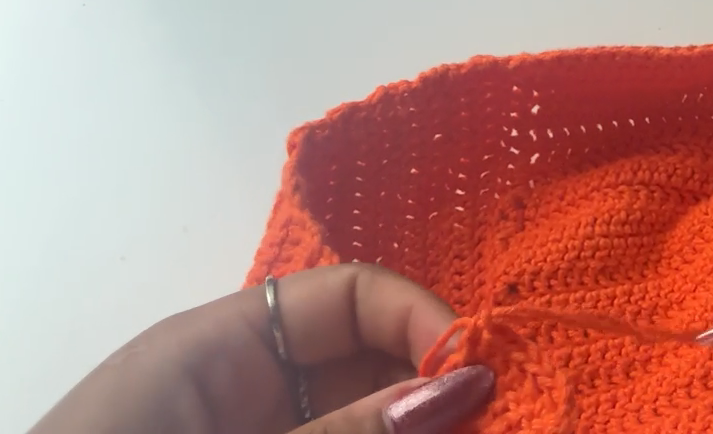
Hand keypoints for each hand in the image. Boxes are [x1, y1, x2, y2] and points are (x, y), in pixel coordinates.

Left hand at [31, 264, 493, 433]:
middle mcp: (244, 377)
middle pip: (369, 351)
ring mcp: (255, 424)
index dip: (422, 316)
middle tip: (491, 410)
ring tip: (477, 426)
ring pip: (363, 404)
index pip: (355, 292)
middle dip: (429, 378)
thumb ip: (346, 427)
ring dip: (416, 419)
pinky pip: (340, 431)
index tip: (474, 365)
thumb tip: (468, 383)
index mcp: (220, 342)